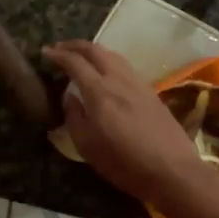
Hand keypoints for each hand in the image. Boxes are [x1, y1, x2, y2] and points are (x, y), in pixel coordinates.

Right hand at [42, 40, 206, 203]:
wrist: (173, 172)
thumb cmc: (123, 162)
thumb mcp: (87, 145)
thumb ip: (74, 116)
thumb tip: (70, 97)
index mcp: (99, 92)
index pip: (75, 62)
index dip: (58, 54)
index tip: (45, 52)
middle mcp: (119, 80)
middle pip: (96, 50)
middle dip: (75, 45)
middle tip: (60, 48)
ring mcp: (138, 84)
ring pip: (113, 55)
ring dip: (94, 51)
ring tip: (82, 57)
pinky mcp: (151, 92)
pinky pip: (125, 67)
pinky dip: (109, 61)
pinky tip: (106, 73)